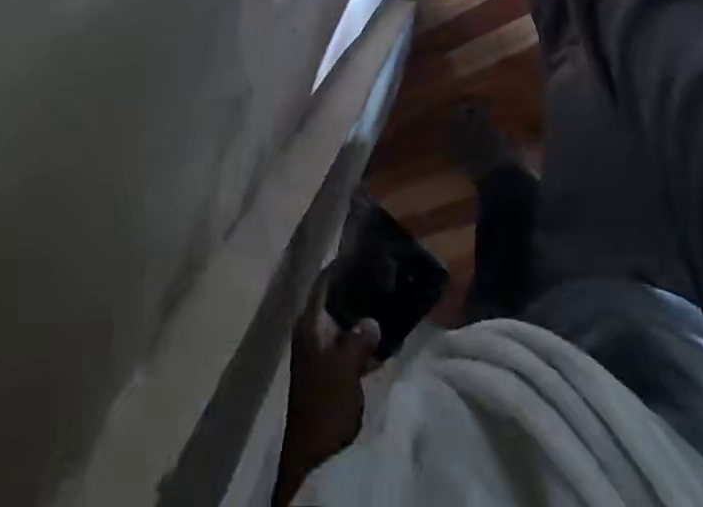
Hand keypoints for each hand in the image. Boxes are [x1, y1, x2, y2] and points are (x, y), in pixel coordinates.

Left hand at [272, 265, 381, 505]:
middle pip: (335, 303)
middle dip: (357, 289)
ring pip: (346, 326)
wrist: (316, 453)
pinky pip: (353, 348)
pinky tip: (390, 339)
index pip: (322, 285)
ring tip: (393, 299)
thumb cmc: (325, 403)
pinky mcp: (335, 373)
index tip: (361, 251)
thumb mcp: (343, 367)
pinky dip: (367, 342)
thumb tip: (372, 320)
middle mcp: (314, 334)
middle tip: (385, 274)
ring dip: (365, 317)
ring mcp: (324, 355)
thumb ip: (357, 339)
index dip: (337, 267)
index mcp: (309, 326)